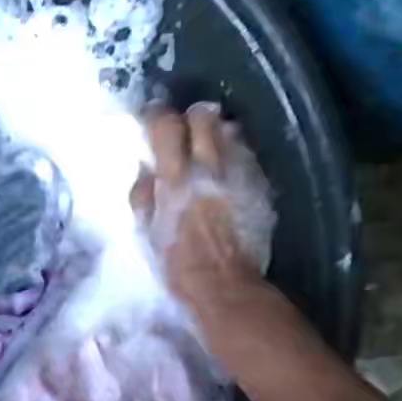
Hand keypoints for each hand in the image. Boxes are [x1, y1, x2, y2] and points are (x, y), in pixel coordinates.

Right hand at [131, 102, 270, 320]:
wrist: (224, 284)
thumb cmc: (176, 264)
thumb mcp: (146, 233)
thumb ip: (142, 196)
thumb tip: (146, 169)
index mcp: (174, 180)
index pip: (165, 126)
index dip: (155, 117)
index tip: (150, 120)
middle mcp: (208, 166)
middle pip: (201, 116)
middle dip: (188, 118)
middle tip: (181, 131)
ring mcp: (238, 171)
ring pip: (227, 127)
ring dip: (213, 131)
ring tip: (204, 146)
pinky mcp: (259, 181)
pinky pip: (245, 150)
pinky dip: (232, 150)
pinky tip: (224, 166)